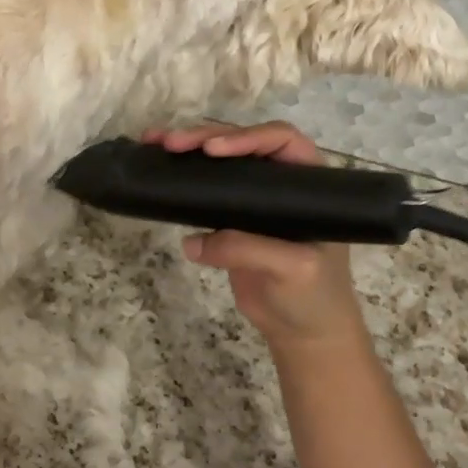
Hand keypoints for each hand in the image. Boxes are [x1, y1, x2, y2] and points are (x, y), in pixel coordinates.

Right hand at [144, 122, 368, 352]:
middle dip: (204, 136)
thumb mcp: (293, 269)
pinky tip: (152, 165)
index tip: (213, 150)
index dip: (248, 137)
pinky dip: (176, 174)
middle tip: (171, 143)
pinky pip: (200, 187)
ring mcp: (250, 198)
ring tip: (152, 142)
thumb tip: (193, 241)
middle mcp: (278, 183)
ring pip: (216, 160)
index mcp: (307, 184)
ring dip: (184, 147)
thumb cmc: (315, 296)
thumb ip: (248, 249)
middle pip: (241, 143)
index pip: (281, 141)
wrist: (302, 331)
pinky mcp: (225, 217)